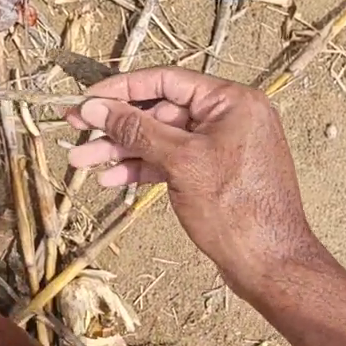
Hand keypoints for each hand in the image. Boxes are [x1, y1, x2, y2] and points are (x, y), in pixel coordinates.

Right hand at [66, 67, 324, 293]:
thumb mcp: (180, 162)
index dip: (120, 90)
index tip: (86, 100)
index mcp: (231, 101)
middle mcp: (228, 117)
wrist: (270, 264)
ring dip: (121, 150)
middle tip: (76, 129)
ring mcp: (221, 146)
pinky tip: (112, 179)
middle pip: (159, 110)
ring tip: (82, 160)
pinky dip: (142, 168)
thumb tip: (95, 107)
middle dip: (115, 125)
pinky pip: (171, 161)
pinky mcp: (213, 173)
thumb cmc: (236, 210)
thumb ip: (135, 129)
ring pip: (160, 139)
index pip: (165, 81)